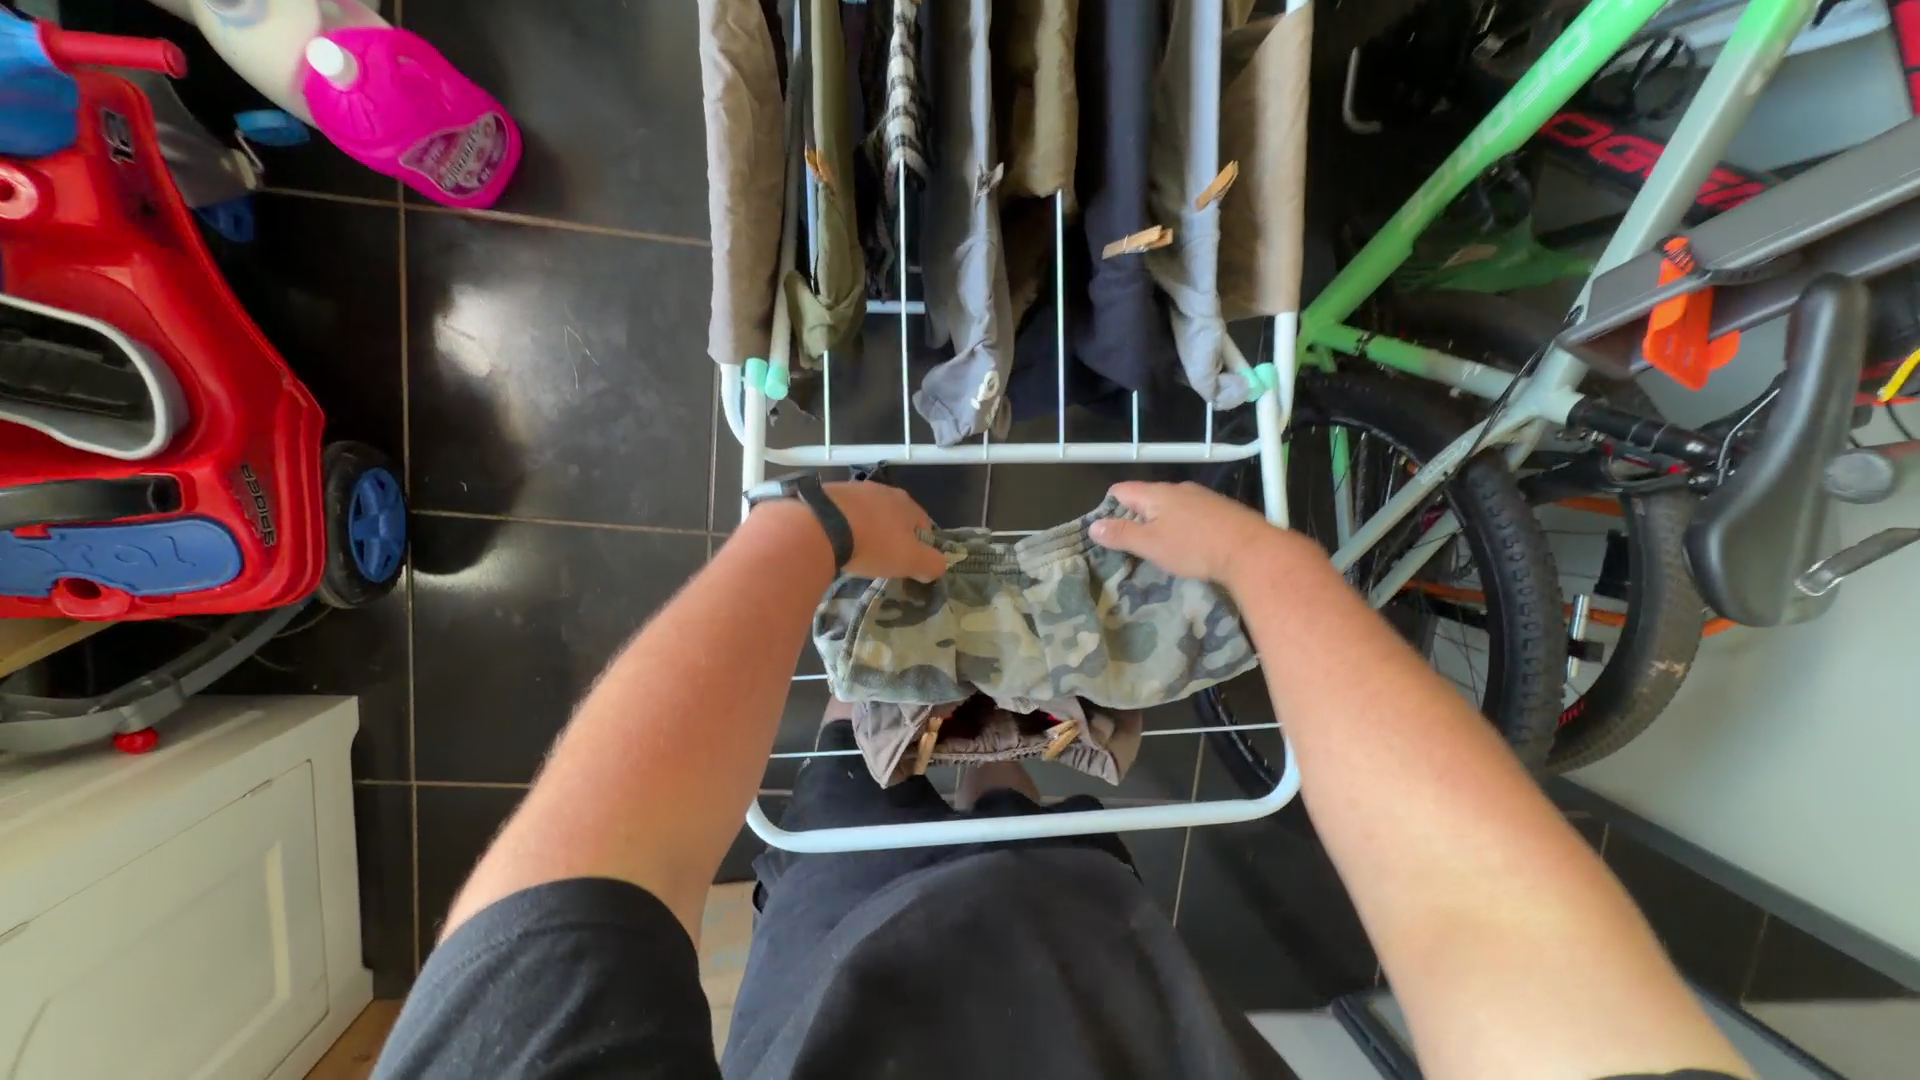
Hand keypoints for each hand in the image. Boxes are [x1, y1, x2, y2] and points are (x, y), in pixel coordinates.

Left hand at [823, 481, 947, 581]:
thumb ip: (932, 563)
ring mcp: (855, 489)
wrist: (821, 526)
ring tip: (857, 552)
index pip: (924, 525)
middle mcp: (884, 490)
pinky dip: (844, 527)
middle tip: (883, 560)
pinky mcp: (829, 494)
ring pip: (869, 514)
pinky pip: (844, 514)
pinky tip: (836, 542)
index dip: (921, 547)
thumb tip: (939, 566)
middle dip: (892, 537)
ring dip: (868, 530)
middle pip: (895, 518)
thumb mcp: (911, 560)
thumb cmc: (874, 544)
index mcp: (907, 503)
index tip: (909, 565)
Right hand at [1089, 481, 1290, 585]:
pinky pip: (1192, 514)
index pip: (1121, 490)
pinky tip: (1190, 545)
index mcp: (1156, 493)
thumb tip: (1093, 526)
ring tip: (1161, 547)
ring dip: (1161, 523)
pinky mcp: (1222, 509)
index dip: (1108, 507)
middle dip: (1136, 518)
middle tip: (1132, 545)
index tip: (1106, 531)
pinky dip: (1184, 526)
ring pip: (1171, 506)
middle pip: (1146, 498)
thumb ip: (1121, 534)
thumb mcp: (1151, 545)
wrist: (1251, 550)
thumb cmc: (1194, 547)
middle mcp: (1179, 489)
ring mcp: (1203, 497)